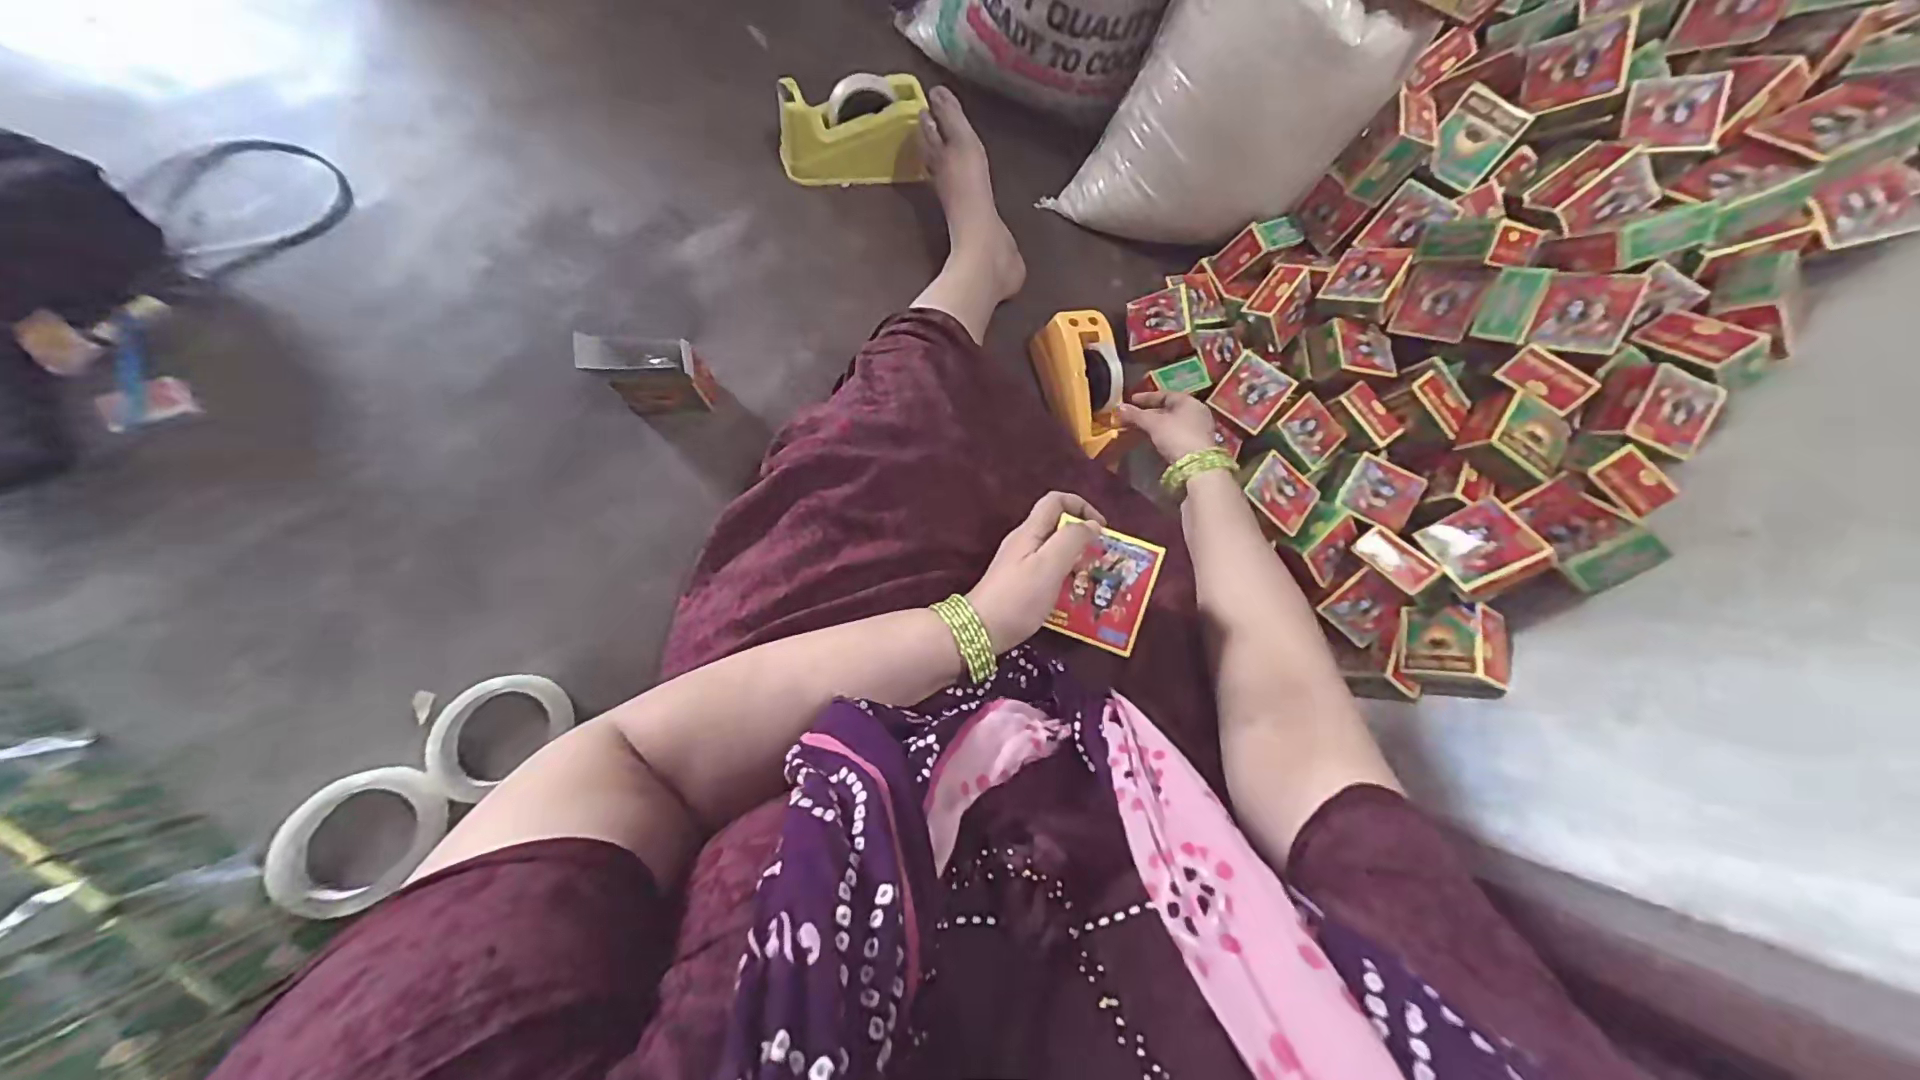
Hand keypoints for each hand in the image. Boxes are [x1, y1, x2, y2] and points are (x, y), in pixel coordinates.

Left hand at [965, 491, 1105, 652]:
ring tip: (1089, 577)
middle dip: (1081, 535)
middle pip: (1056, 525)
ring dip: (1074, 557)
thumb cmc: (1018, 597)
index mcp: (1029, 531)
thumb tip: (1092, 525)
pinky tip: (1070, 594)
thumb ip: (1072, 540)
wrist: (980, 630)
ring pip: (1052, 549)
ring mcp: (1018, 563)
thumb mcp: (1050, 565)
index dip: (1081, 507)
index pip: (1056, 501)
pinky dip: (1063, 574)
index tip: (1102, 529)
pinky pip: (1046, 568)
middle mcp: (1022, 542)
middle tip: (1099, 558)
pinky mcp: (1017, 582)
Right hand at [1119, 390, 1218, 462]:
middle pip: (1169, 408)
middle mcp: (1197, 411)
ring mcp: (1199, 428)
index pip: (1165, 394)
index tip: (1131, 400)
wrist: (1196, 465)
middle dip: (1149, 412)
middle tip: (1132, 416)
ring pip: (1173, 422)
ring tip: (1139, 427)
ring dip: (1156, 424)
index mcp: (1189, 401)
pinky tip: (1154, 438)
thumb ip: (1136, 415)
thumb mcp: (1153, 424)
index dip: (1146, 397)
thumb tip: (1119, 407)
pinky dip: (1164, 432)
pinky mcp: (1198, 443)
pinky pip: (1177, 432)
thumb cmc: (1176, 436)